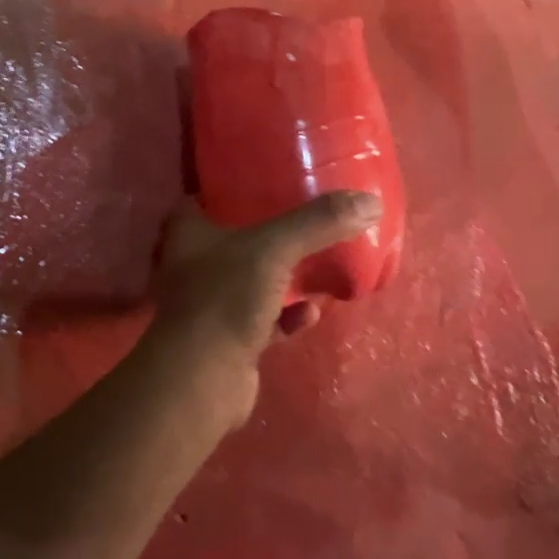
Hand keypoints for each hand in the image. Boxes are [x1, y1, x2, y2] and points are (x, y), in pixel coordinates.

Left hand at [147, 192, 380, 418]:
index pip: (205, 197)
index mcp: (188, 231)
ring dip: (280, 277)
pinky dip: (285, 315)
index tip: (267, 179)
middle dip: (265, 233)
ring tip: (316, 265)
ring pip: (249, 280)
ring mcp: (207, 304)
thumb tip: (371, 201)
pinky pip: (262, 319)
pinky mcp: (226, 339)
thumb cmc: (225, 297)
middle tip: (302, 220)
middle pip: (231, 239)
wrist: (203, 378)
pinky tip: (311, 313)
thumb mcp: (274, 249)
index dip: (231, 187)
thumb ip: (318, 223)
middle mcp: (191, 263)